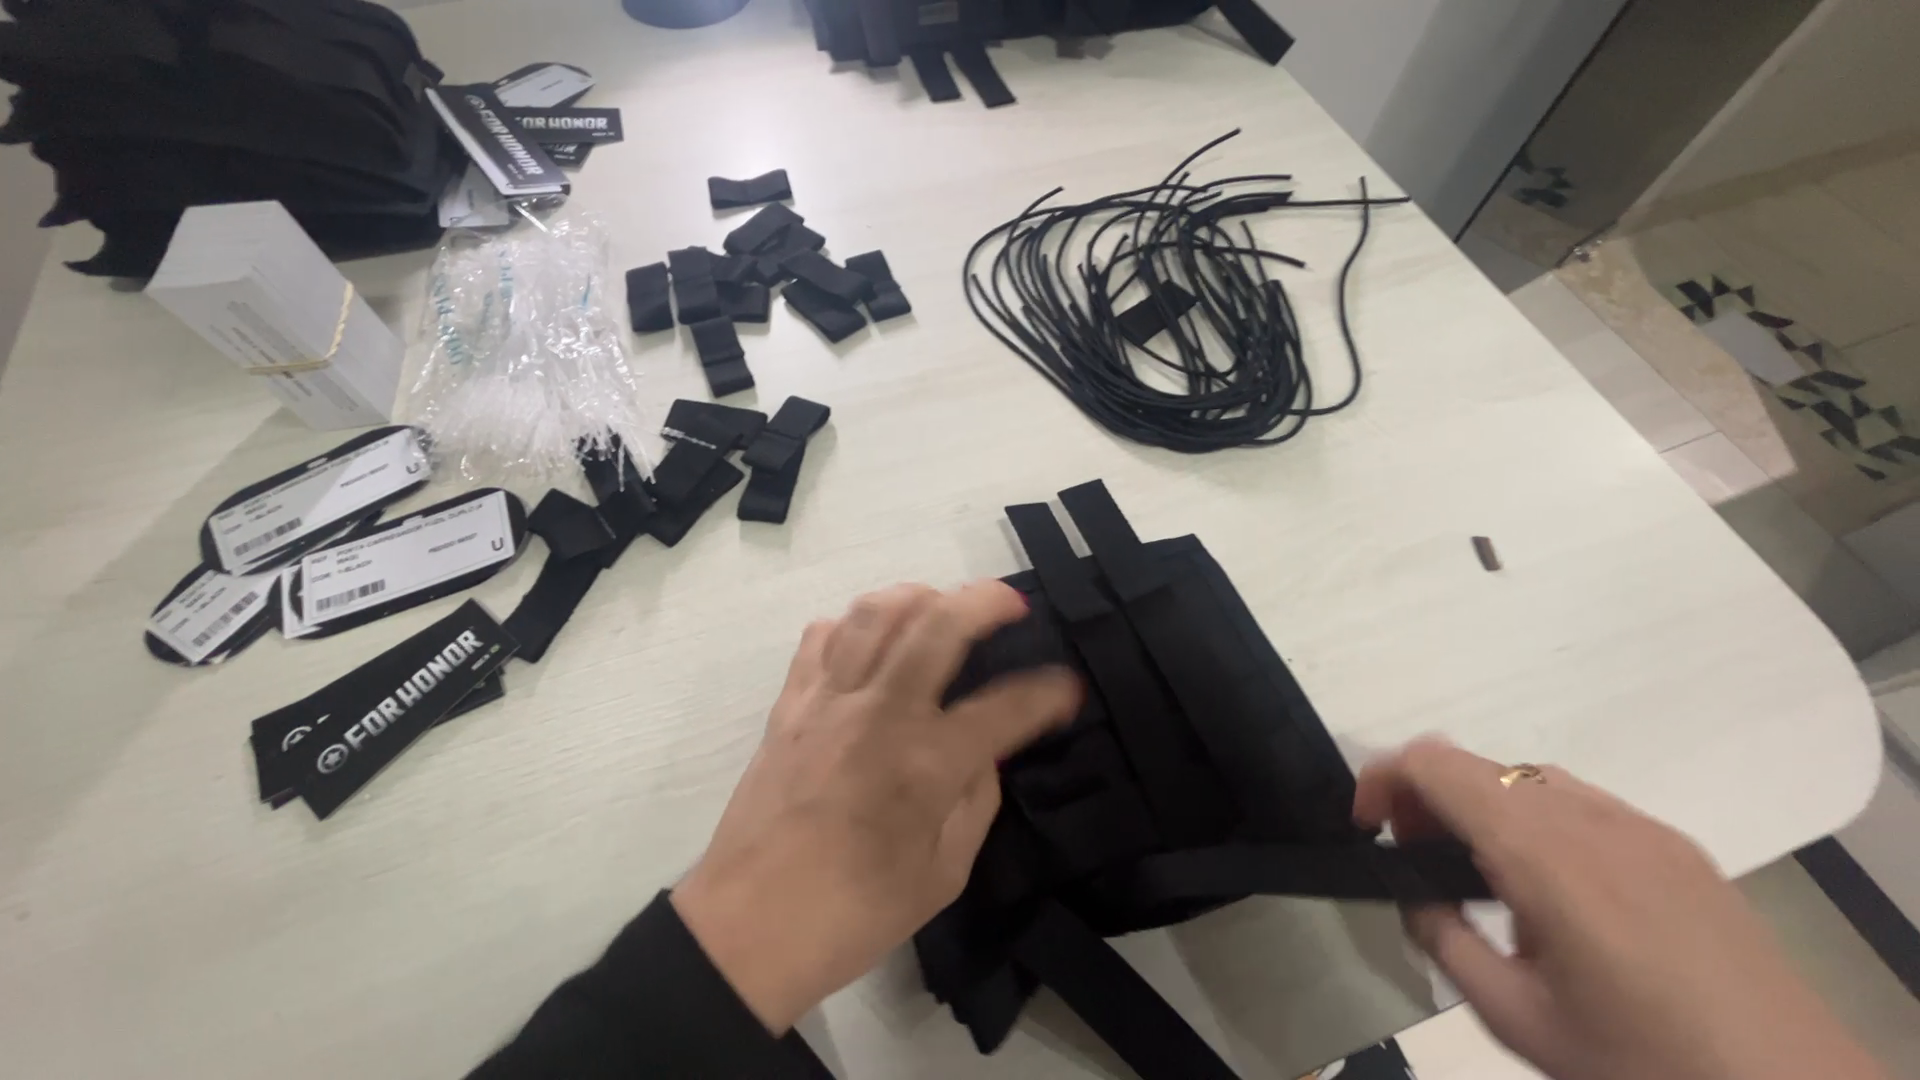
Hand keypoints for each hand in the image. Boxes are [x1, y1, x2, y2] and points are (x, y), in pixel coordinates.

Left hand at [670, 581, 1079, 1033]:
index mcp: (927, 762)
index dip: (1049, 692)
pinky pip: (820, 637)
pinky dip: (852, 625)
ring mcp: (828, 701)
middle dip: (985, 600)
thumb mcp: (943, 874)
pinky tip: (869, 641)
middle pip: (937, 623)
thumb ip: (976, 800)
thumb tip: (985, 751)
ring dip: (917, 595)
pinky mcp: (789, 705)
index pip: (1006, 706)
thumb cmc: (855, 913)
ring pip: (874, 613)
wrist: (749, 929)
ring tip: (940, 606)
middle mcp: (880, 713)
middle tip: (1011, 604)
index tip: (1067, 688)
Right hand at [1356, 738, 1883, 1079]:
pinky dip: (1531, 817)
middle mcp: (1591, 819)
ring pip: (1525, 777)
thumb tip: (1417, 892)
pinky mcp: (1677, 846)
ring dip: (1478, 803)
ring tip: (1478, 871)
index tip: (1368, 826)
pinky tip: (1548, 884)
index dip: (1382, 777)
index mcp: (1544, 856)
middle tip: (1415, 857)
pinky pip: (1578, 802)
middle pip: (1476, 764)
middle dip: (1425, 796)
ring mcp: (1642, 827)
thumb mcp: (1514, 1015)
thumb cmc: (1641, 1064)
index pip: (1436, 765)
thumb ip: (1442, 937)